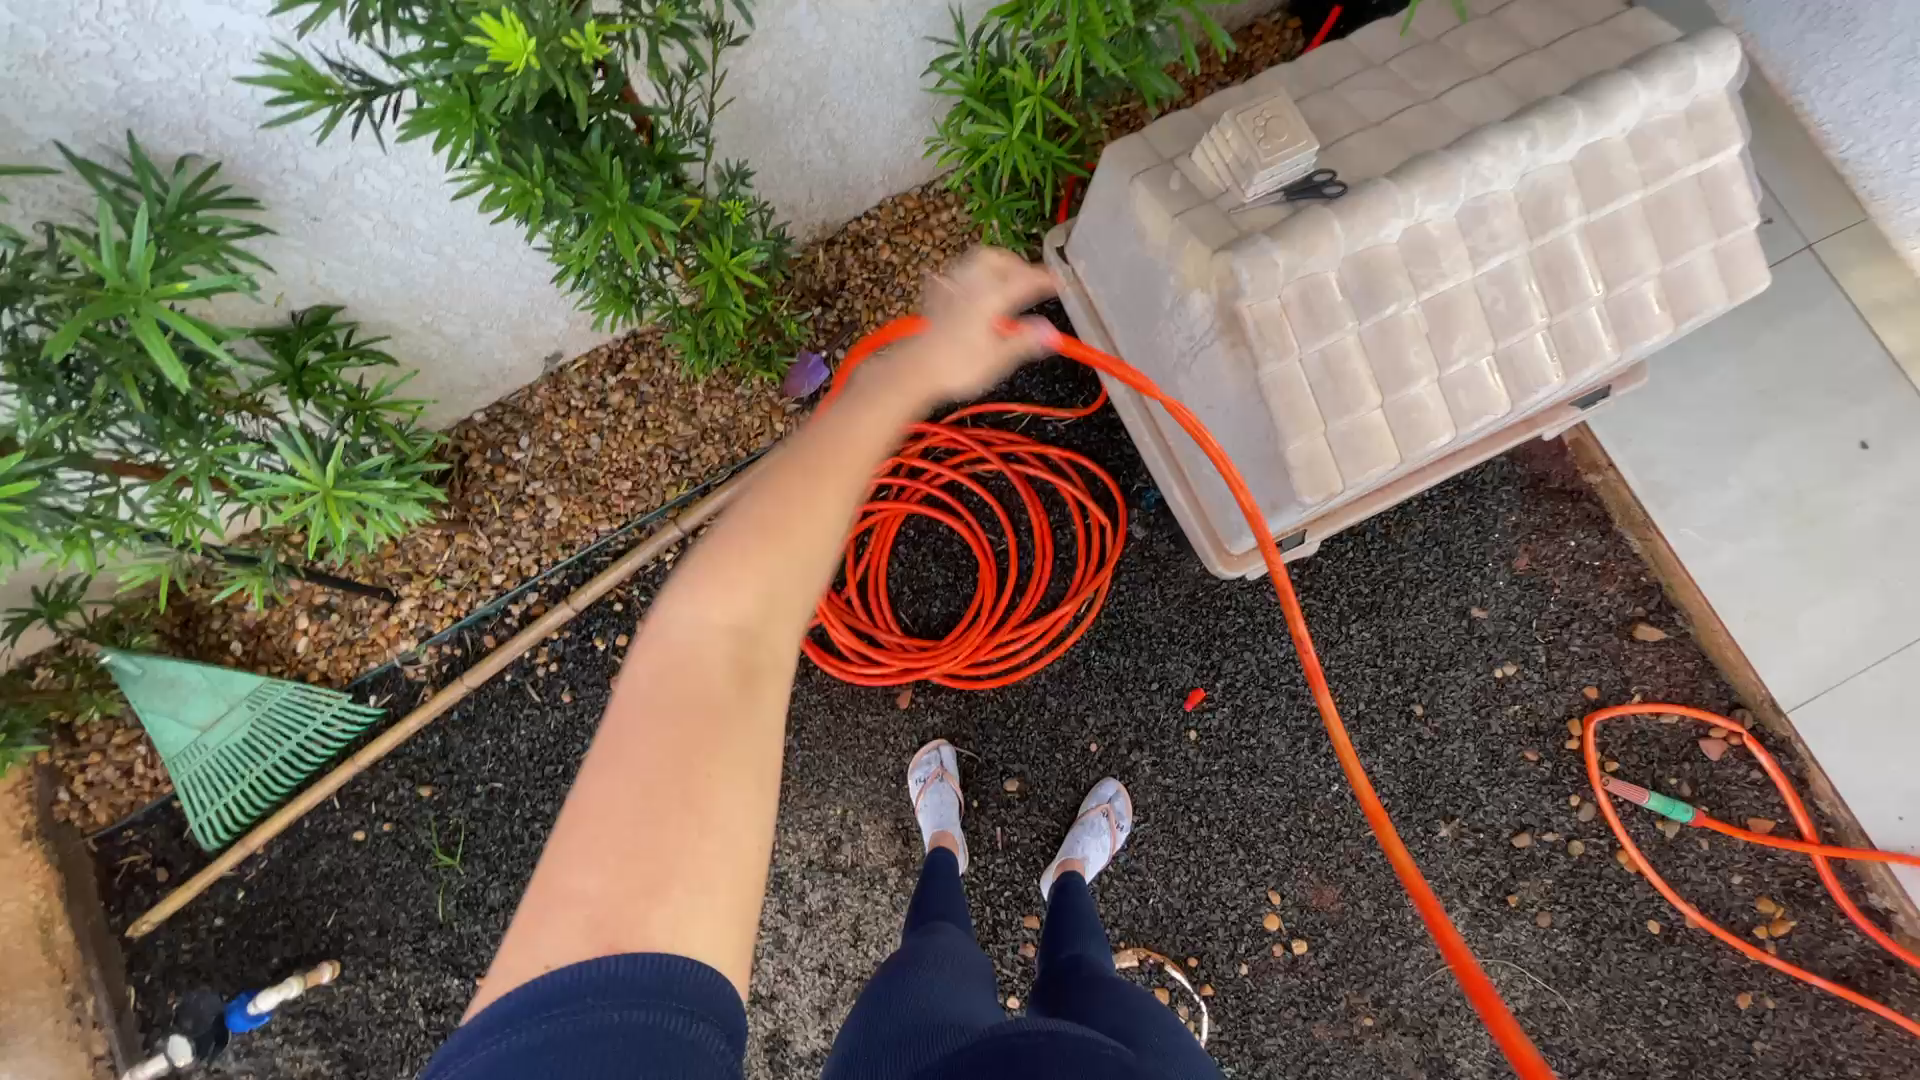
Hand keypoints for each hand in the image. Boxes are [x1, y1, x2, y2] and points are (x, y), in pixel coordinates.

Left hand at [876, 247, 1059, 403]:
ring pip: (976, 260)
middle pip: (997, 259)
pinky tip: (975, 289)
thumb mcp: (998, 359)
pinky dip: (973, 276)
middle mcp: (971, 285)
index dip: (1044, 279)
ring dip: (995, 265)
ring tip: (1006, 281)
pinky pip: (958, 274)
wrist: (916, 370)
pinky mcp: (937, 297)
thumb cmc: (958, 367)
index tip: (1059, 282)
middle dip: (1017, 265)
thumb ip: (1025, 341)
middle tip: (1030, 281)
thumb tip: (1052, 333)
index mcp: (991, 297)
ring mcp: (952, 288)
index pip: (1024, 280)